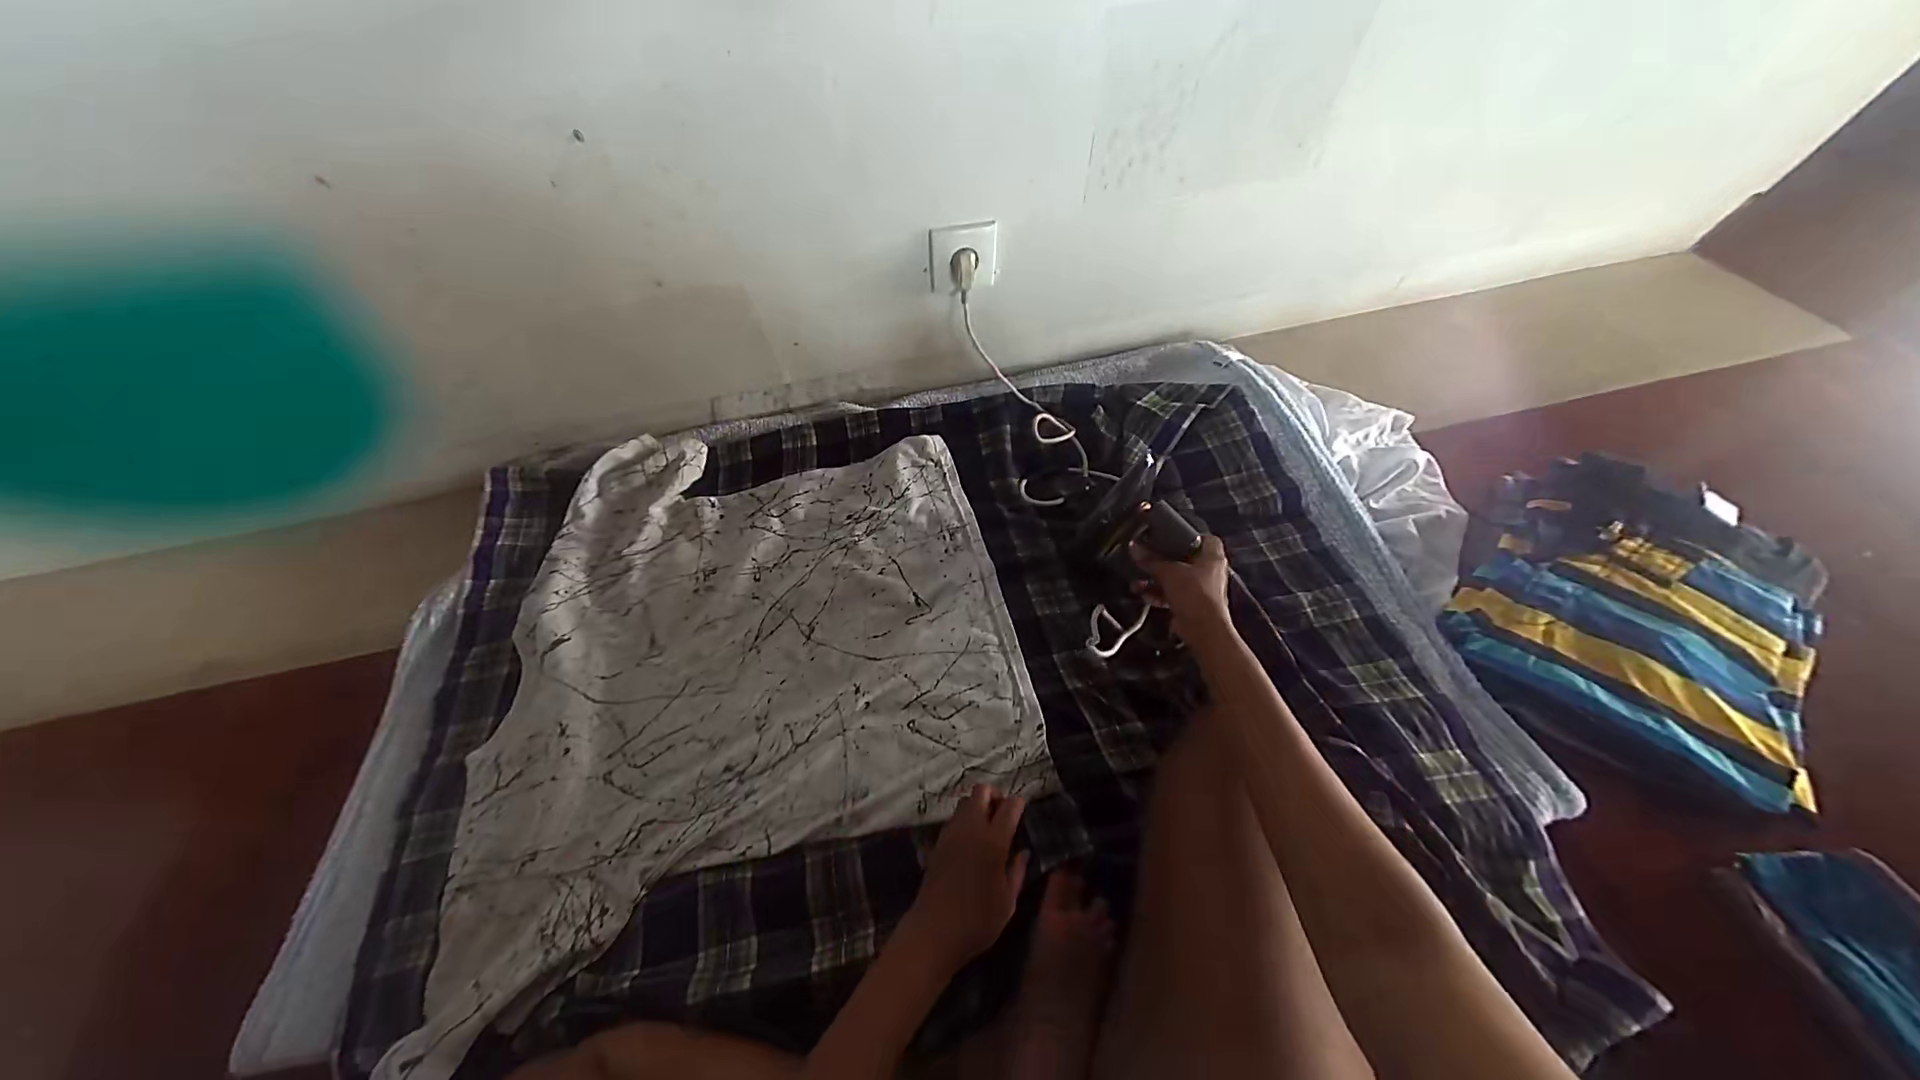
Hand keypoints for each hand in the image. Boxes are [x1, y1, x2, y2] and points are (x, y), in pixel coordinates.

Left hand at [901, 785, 1029, 970]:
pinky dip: (965, 820)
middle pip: (981, 791)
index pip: (1009, 807)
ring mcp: (951, 834)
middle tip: (1003, 814)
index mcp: (993, 841)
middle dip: (995, 795)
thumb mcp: (1008, 901)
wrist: (934, 931)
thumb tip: (1023, 851)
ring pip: (964, 802)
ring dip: (978, 806)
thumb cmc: (978, 921)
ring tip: (987, 827)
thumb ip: (1017, 871)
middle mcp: (971, 829)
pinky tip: (970, 841)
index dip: (1018, 803)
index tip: (1023, 809)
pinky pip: (953, 819)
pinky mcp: (937, 843)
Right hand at [1130, 534, 1230, 635]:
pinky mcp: (1190, 604)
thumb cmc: (1194, 594)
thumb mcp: (1169, 572)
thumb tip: (1134, 547)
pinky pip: (1171, 593)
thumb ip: (1151, 560)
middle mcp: (1209, 571)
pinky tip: (1142, 593)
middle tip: (1147, 555)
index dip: (1187, 534)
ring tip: (1137, 579)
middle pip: (1184, 558)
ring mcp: (1200, 589)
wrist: (1202, 630)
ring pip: (1175, 577)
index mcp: (1212, 557)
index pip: (1203, 537)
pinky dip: (1158, 593)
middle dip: (1164, 559)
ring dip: (1155, 579)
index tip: (1169, 534)